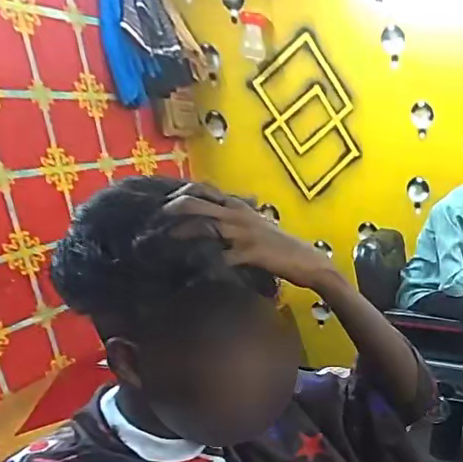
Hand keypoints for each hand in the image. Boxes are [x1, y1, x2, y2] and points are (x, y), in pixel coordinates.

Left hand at [161, 183, 340, 293]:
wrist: (310, 262)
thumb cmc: (285, 249)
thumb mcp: (262, 227)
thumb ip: (242, 220)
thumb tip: (226, 220)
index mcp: (239, 207)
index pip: (203, 190)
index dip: (178, 194)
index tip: (160, 206)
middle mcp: (238, 215)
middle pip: (195, 203)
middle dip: (170, 212)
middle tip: (152, 225)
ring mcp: (244, 233)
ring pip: (203, 225)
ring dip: (180, 235)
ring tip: (161, 246)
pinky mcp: (250, 253)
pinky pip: (221, 256)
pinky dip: (204, 263)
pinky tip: (189, 271)